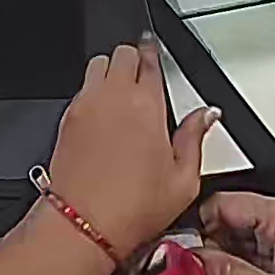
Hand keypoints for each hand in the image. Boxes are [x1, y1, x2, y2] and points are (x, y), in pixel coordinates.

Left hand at [45, 38, 220, 257]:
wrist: (84, 222)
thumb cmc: (131, 206)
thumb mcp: (183, 180)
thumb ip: (195, 138)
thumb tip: (206, 115)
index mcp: (146, 105)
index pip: (149, 60)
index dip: (154, 52)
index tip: (155, 51)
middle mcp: (113, 96)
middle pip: (121, 53)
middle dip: (133, 58)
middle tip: (141, 73)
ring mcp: (87, 103)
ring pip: (97, 63)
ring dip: (110, 69)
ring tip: (119, 88)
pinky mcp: (68, 116)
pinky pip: (81, 87)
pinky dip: (92, 90)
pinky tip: (102, 112)